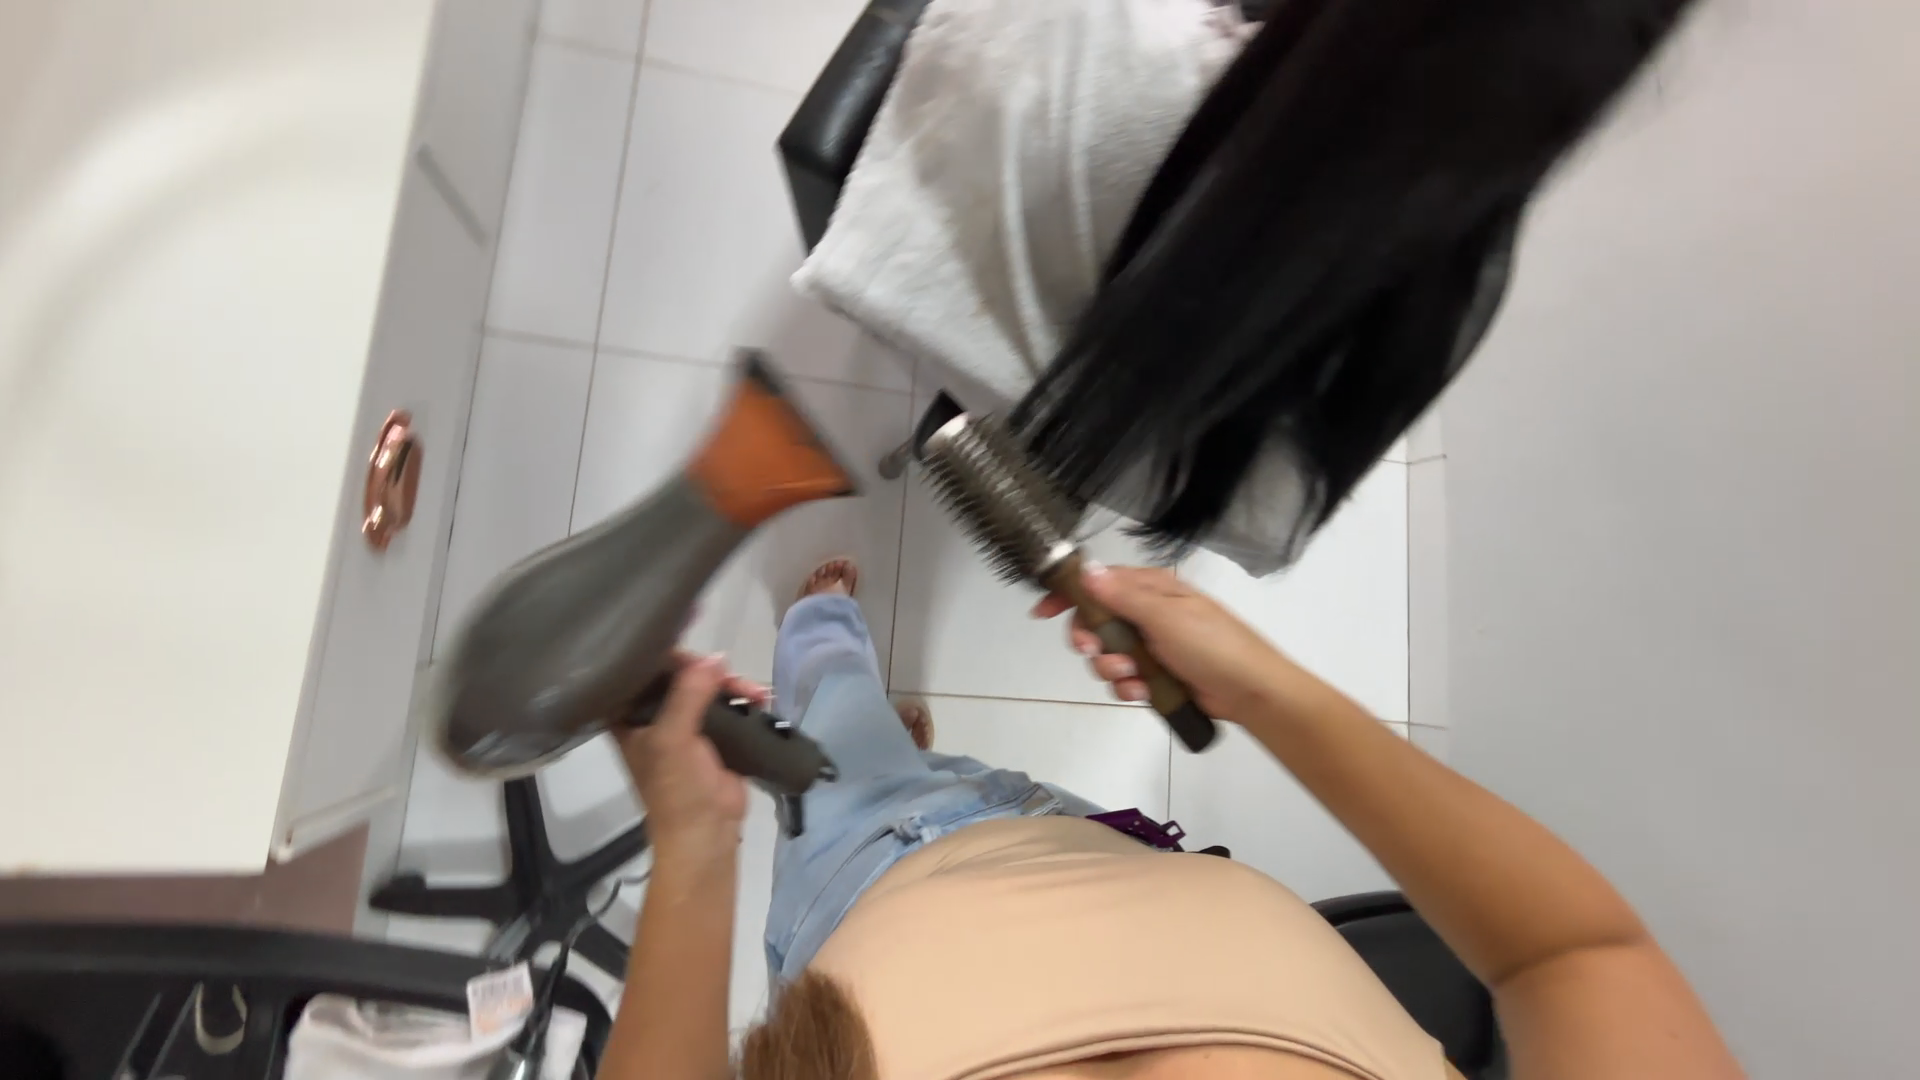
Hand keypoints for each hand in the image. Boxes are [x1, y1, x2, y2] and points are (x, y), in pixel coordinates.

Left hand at [616, 653, 767, 861]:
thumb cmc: (677, 789)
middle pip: (681, 676)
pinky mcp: (714, 736)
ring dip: (733, 686)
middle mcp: (654, 717)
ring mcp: (685, 726)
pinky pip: (727, 706)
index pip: (644, 671)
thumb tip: (717, 658)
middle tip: (732, 679)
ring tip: (756, 693)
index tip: (698, 659)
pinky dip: (743, 699)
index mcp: (630, 717)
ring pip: (707, 689)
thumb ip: (688, 695)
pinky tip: (759, 698)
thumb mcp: (674, 738)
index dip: (669, 659)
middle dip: (710, 673)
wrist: (706, 832)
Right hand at [1032, 564, 1305, 722]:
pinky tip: (1143, 692)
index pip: (1099, 583)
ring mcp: (1150, 645)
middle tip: (1095, 652)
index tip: (1043, 613)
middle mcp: (1146, 612)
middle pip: (1095, 622)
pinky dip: (1127, 686)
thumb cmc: (1213, 645)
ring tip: (1133, 677)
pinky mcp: (1154, 674)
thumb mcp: (1166, 615)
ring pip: (1106, 654)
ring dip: (1111, 668)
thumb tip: (1087, 569)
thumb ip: (1123, 596)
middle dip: (1091, 640)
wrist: (1251, 692)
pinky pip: (1123, 678)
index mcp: (1151, 588)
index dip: (1068, 595)